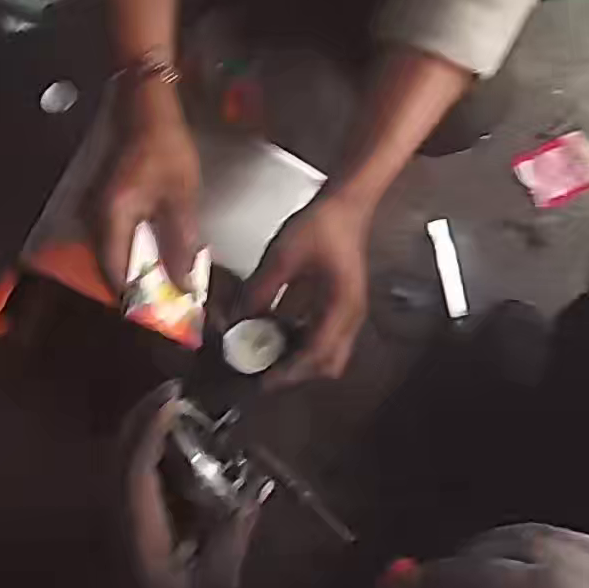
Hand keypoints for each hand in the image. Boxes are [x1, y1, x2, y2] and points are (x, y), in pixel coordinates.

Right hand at [96, 91, 203, 295]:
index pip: (116, 272)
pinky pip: (118, 240)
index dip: (135, 297)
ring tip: (165, 283)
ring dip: (138, 271)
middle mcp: (96, 217)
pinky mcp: (107, 205)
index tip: (156, 314)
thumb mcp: (181, 197)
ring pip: (114, 255)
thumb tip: (184, 282)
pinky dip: (137, 253)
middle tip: (164, 301)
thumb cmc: (166, 149)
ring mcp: (98, 211)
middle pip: (111, 267)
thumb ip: (181, 242)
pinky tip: (157, 256)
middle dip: (138, 288)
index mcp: (112, 217)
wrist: (149, 111)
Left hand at [116, 383, 262, 587]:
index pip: (136, 467)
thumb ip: (233, 534)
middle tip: (178, 389)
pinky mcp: (123, 525)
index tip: (175, 397)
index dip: (151, 427)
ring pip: (119, 460)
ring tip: (175, 405)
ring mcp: (116, 521)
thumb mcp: (217, 586)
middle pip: (119, 453)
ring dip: (141, 427)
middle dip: (142, 414)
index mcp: (138, 531)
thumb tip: (255, 488)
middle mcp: (119, 518)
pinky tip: (172, 442)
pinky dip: (143, 447)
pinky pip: (127, 473)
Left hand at [243, 194, 371, 386]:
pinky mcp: (341, 305)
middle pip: (328, 364)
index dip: (289, 373)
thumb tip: (238, 320)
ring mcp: (348, 313)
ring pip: (327, 353)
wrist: (347, 204)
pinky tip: (276, 334)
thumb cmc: (321, 226)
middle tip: (263, 372)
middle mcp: (350, 318)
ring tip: (266, 356)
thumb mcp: (283, 256)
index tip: (262, 382)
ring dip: (299, 360)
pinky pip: (323, 336)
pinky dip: (301, 343)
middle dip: (296, 374)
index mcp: (341, 308)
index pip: (317, 356)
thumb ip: (261, 290)